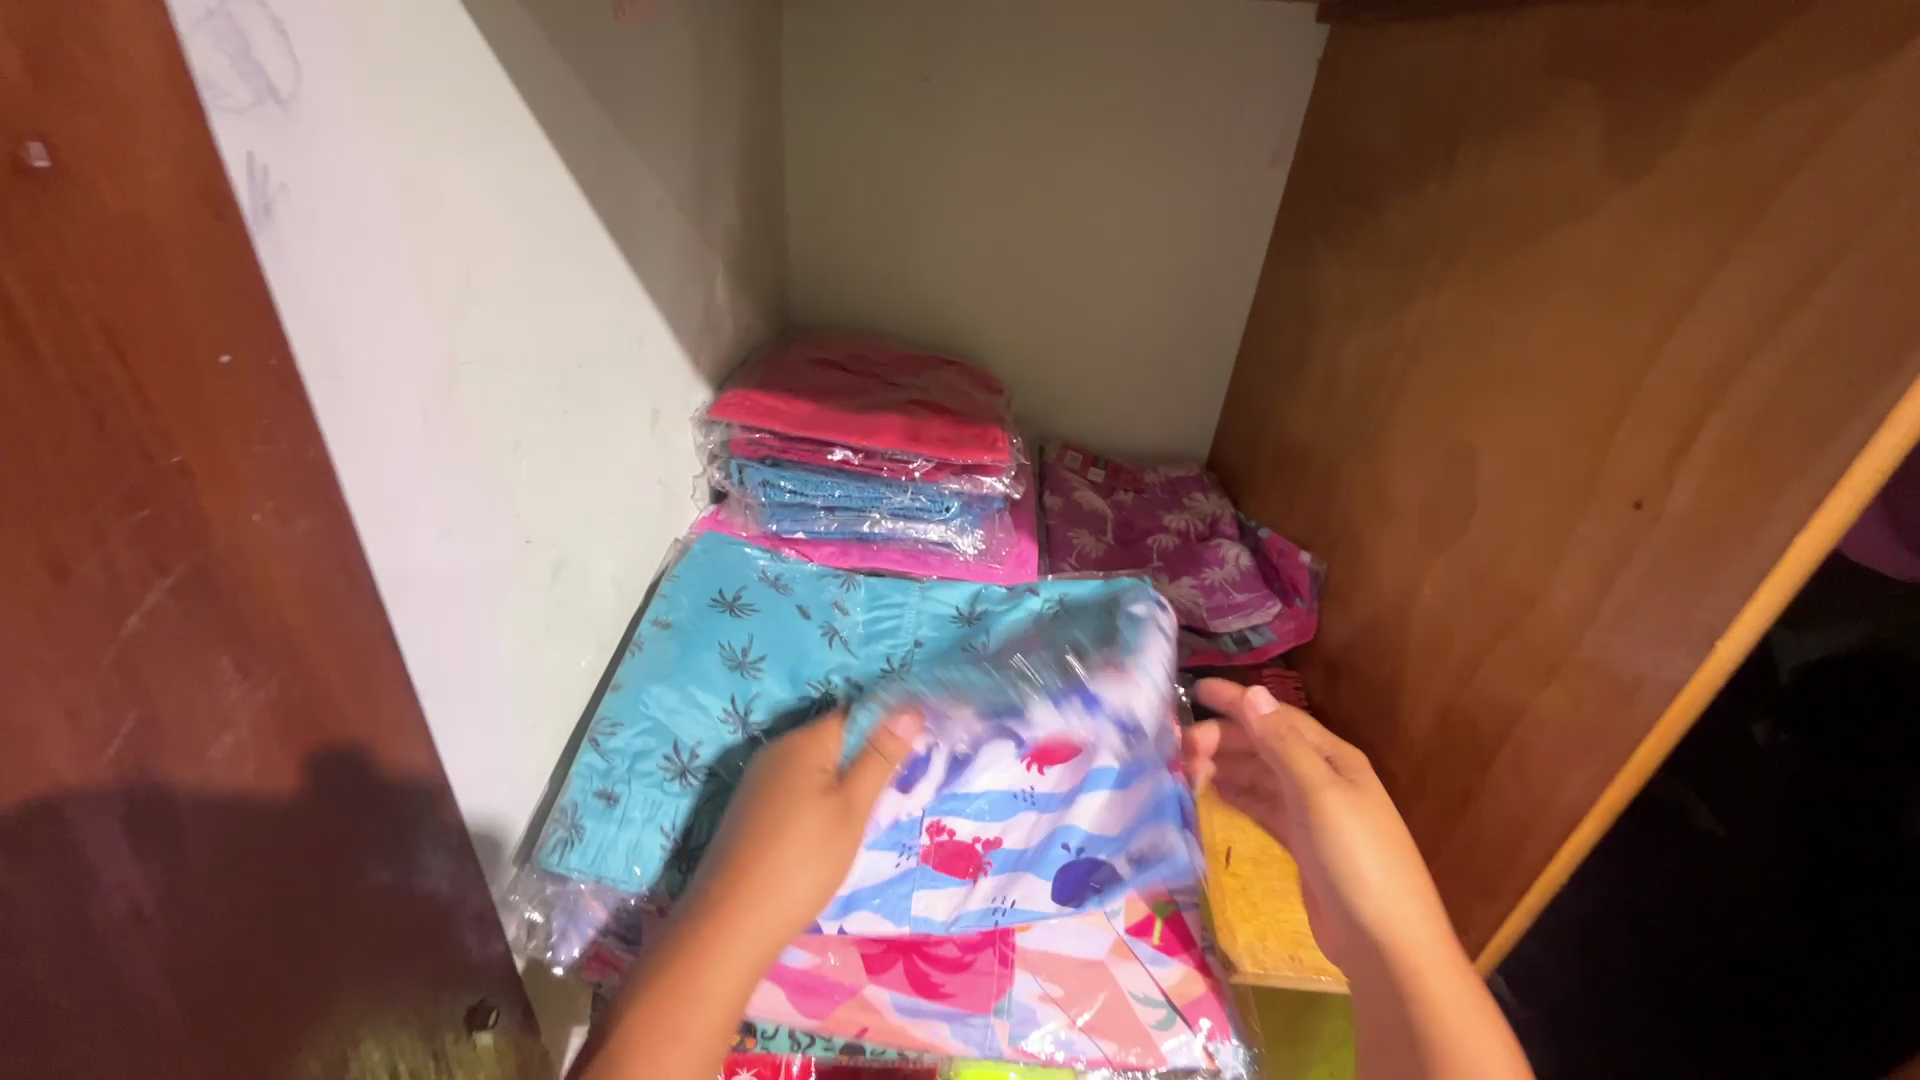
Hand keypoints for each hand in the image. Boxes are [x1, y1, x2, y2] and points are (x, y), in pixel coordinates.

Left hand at [675, 707, 922, 956]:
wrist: (731, 924)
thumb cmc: (804, 861)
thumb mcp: (853, 808)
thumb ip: (881, 756)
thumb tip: (909, 709)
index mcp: (803, 741)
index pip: (855, 714)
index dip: (886, 729)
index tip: (914, 756)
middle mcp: (777, 751)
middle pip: (834, 740)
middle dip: (865, 759)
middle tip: (895, 794)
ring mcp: (759, 781)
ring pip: (815, 768)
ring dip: (843, 784)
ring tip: (866, 818)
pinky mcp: (751, 810)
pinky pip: (796, 789)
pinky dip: (819, 802)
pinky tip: (829, 834)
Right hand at [1183, 679, 1457, 971]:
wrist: (1386, 944)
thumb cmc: (1356, 859)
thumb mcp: (1318, 794)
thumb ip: (1281, 744)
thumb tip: (1252, 693)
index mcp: (1332, 757)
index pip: (1275, 716)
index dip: (1236, 701)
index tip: (1194, 690)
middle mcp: (1321, 777)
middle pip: (1263, 744)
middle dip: (1222, 739)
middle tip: (1181, 750)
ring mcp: (1311, 811)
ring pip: (1258, 775)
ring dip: (1224, 766)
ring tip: (1186, 770)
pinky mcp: (1300, 843)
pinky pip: (1260, 806)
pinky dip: (1236, 795)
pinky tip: (1211, 794)